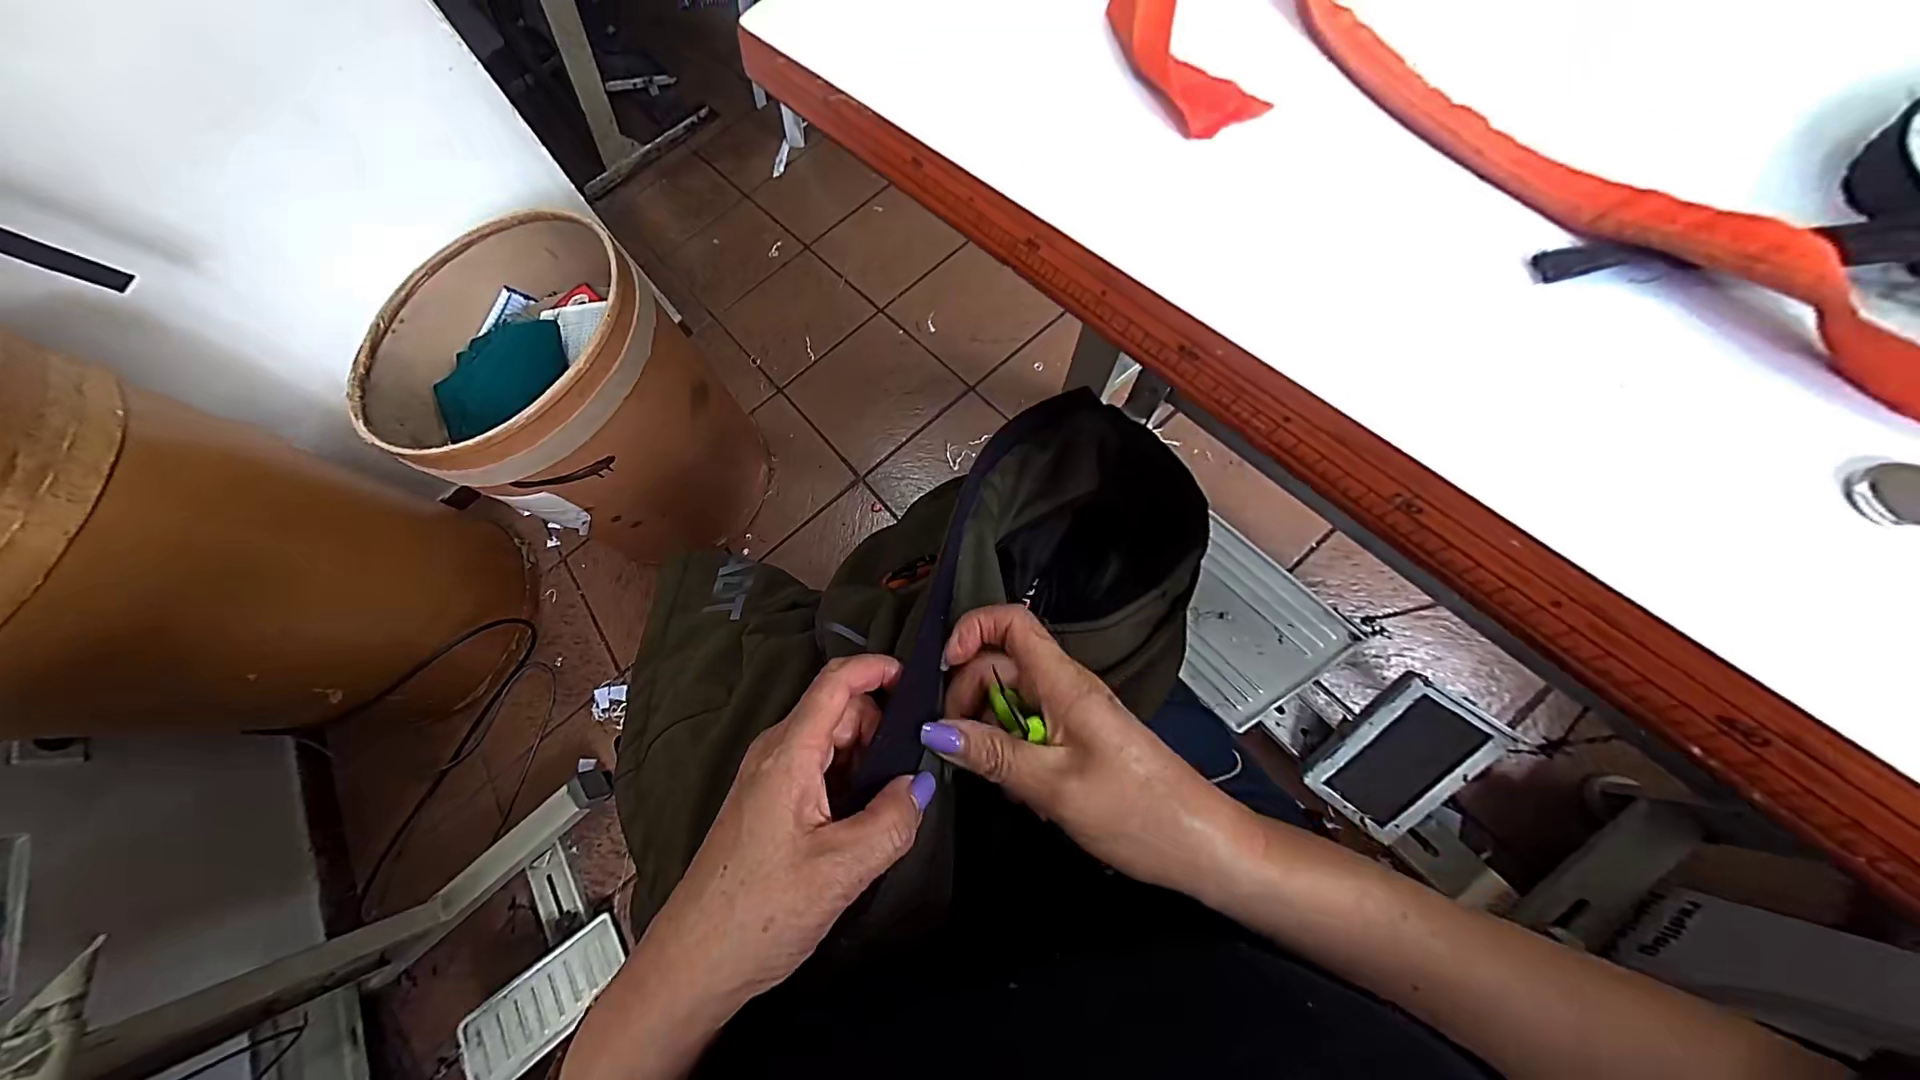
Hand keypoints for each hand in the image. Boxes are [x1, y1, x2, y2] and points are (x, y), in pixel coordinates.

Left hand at [639, 654, 934, 1005]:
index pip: (836, 682)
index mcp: (788, 754)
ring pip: (832, 740)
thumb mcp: (840, 870)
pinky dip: (848, 780)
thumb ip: (892, 820)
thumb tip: (919, 784)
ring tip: (883, 808)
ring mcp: (770, 776)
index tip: (913, 680)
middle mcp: (775, 753)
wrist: (691, 966)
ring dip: (866, 760)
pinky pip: (819, 768)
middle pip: (840, 710)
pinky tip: (858, 821)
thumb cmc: (755, 916)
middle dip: (880, 730)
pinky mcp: (770, 800)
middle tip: (904, 777)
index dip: (876, 669)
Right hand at [918, 605, 1252, 896]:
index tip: (946, 668)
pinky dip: (1010, 749)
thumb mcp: (1054, 786)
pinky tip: (1019, 786)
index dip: (971, 631)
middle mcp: (1066, 688)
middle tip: (960, 745)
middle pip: (998, 663)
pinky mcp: (1076, 737)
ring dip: (988, 731)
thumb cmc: (1144, 813)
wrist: (1201, 844)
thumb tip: (938, 731)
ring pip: (1009, 699)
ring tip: (997, 775)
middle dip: (968, 697)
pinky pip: (1027, 727)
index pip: (1010, 621)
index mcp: (1065, 683)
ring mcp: (1071, 712)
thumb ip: (992, 755)